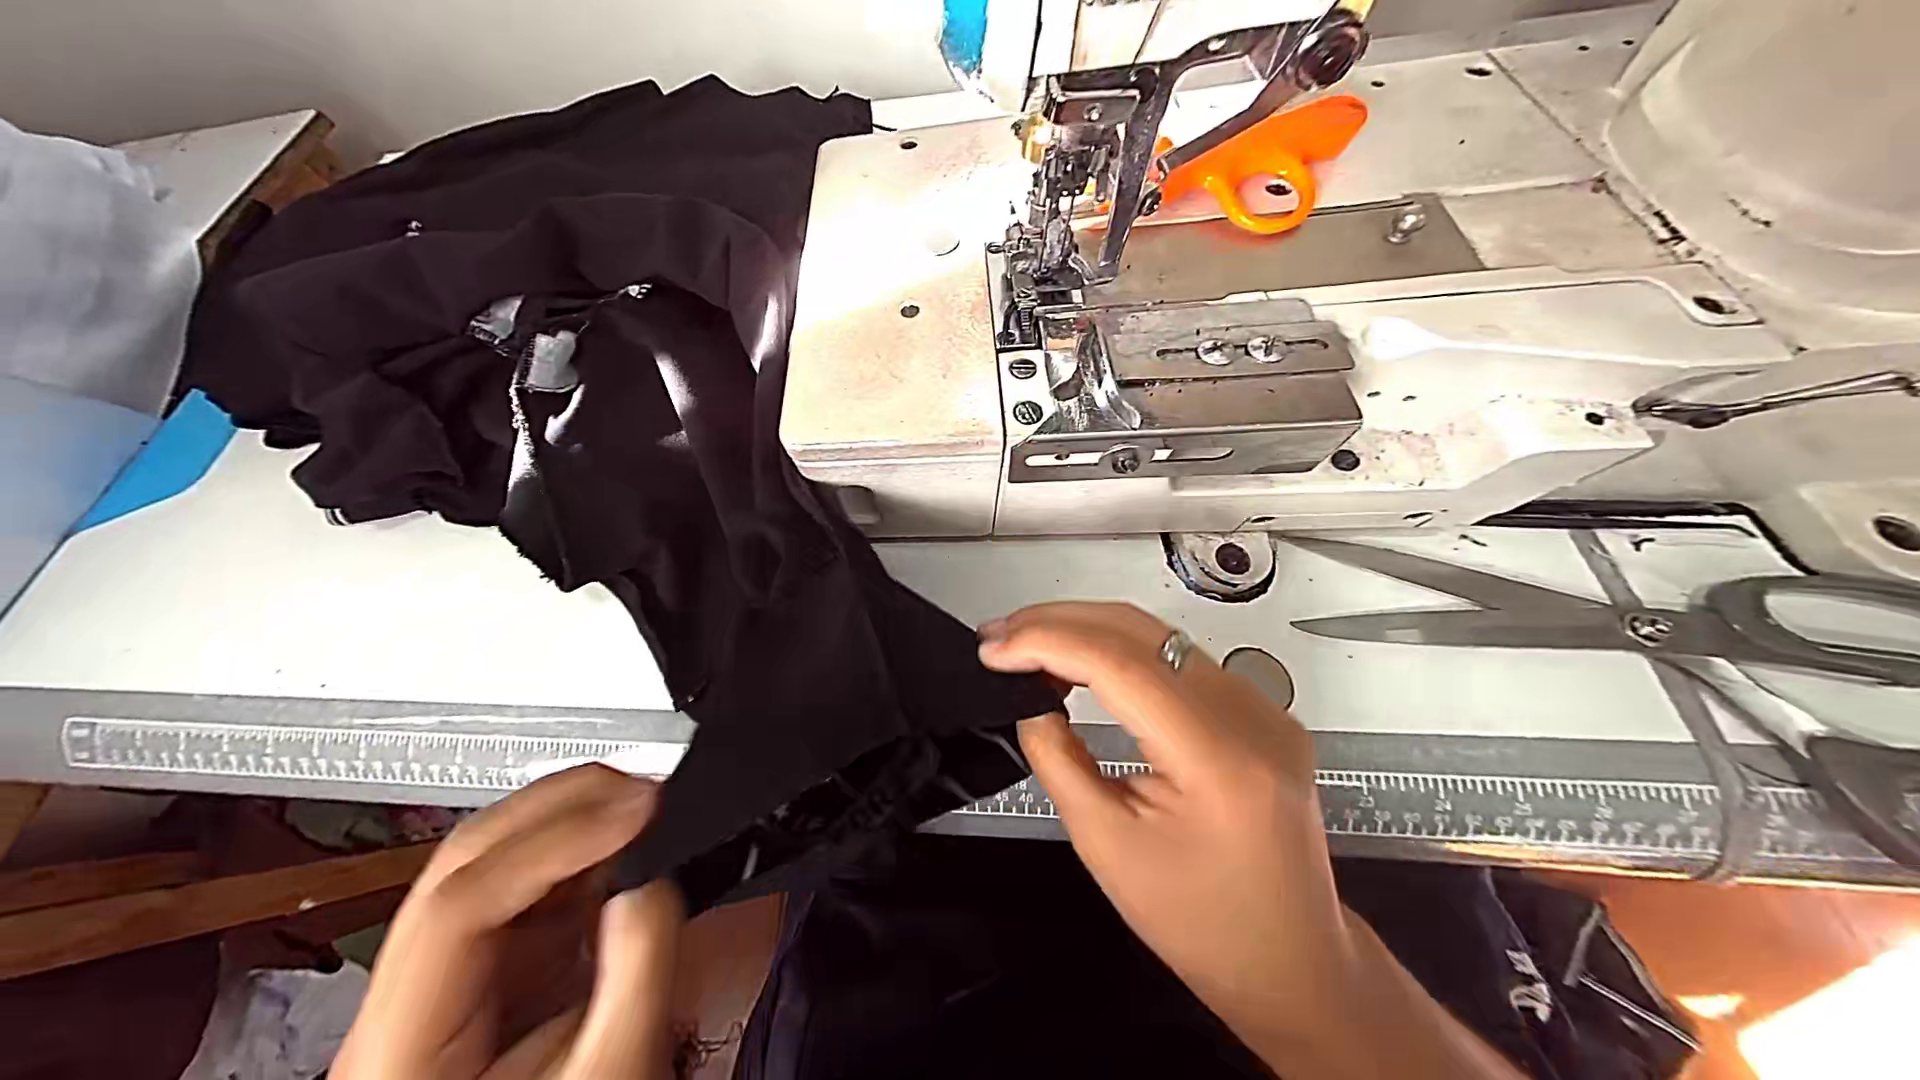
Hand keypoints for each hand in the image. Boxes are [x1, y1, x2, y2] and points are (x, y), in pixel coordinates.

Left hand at [332, 765, 683, 1079]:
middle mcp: (412, 998)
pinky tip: (629, 839)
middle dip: (565, 808)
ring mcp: (455, 974)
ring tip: (644, 805)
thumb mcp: (610, 1077)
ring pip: (500, 856)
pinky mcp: (500, 965)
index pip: (460, 903)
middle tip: (641, 791)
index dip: (556, 842)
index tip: (636, 812)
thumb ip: (636, 976)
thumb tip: (650, 885)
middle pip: (469, 860)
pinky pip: (538, 879)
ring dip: (578, 815)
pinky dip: (589, 845)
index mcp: (403, 1048)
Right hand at [979, 603, 1522, 1079]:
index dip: (1046, 642)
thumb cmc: (1196, 922)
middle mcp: (1251, 714)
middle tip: (998, 636)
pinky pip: (1178, 658)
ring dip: (1086, 629)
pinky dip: (1119, 649)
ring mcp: (1262, 705)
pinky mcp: (1259, 708)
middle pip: (1139, 630)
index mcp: (1217, 756)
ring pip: (1158, 633)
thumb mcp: (1105, 844)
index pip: (1119, 662)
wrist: (1290, 960)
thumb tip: (1028, 696)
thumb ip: (1057, 757)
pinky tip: (1081, 661)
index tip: (992, 648)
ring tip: (1027, 644)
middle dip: (1058, 622)